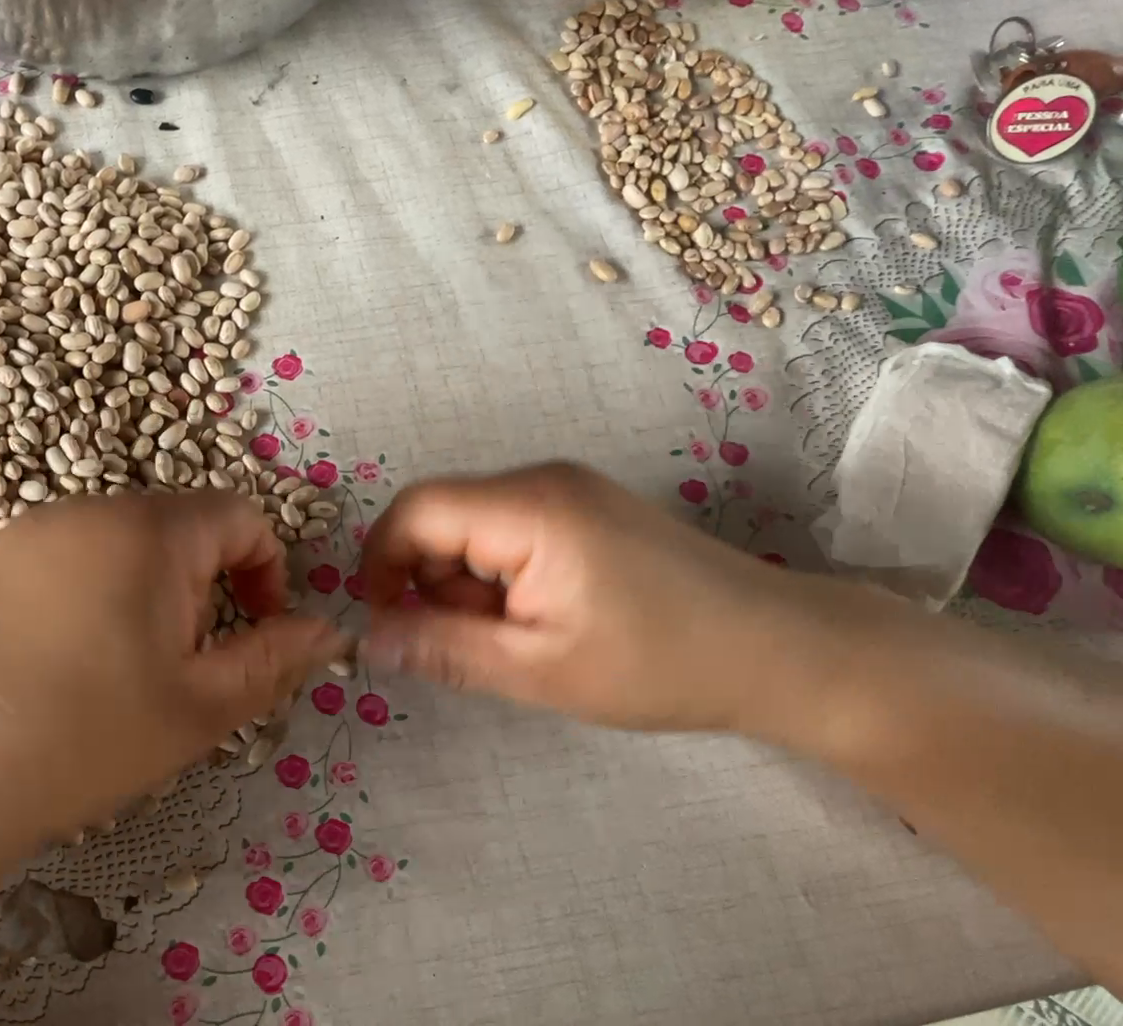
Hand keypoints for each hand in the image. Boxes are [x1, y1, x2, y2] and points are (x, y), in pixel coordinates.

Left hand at [0, 490, 350, 861]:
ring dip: (143, 586)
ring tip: (119, 664)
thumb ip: (276, 657)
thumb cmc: (86, 738)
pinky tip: (59, 657)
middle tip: (181, 660)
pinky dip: (86, 589)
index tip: (254, 629)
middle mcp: (86, 508)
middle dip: (200, 583)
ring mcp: (27, 529)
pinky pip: (63, 555)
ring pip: (118, 541)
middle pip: (177, 526)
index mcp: (149, 531)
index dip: (266, 570)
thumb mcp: (201, 706)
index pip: (239, 516)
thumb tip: (329, 629)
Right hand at [359, 463, 843, 734]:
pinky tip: (543, 614)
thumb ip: (441, 648)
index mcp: (529, 508)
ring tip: (523, 635)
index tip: (387, 621)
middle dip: (432, 581)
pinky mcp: (582, 505)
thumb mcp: (537, 670)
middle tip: (478, 643)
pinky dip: (499, 575)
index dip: (380, 562)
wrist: (784, 651)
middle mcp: (540, 479)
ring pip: (469, 526)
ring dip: (468, 584)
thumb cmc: (660, 665)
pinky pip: (505, 530)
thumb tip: (365, 639)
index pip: (414, 510)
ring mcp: (565, 488)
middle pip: (439, 517)